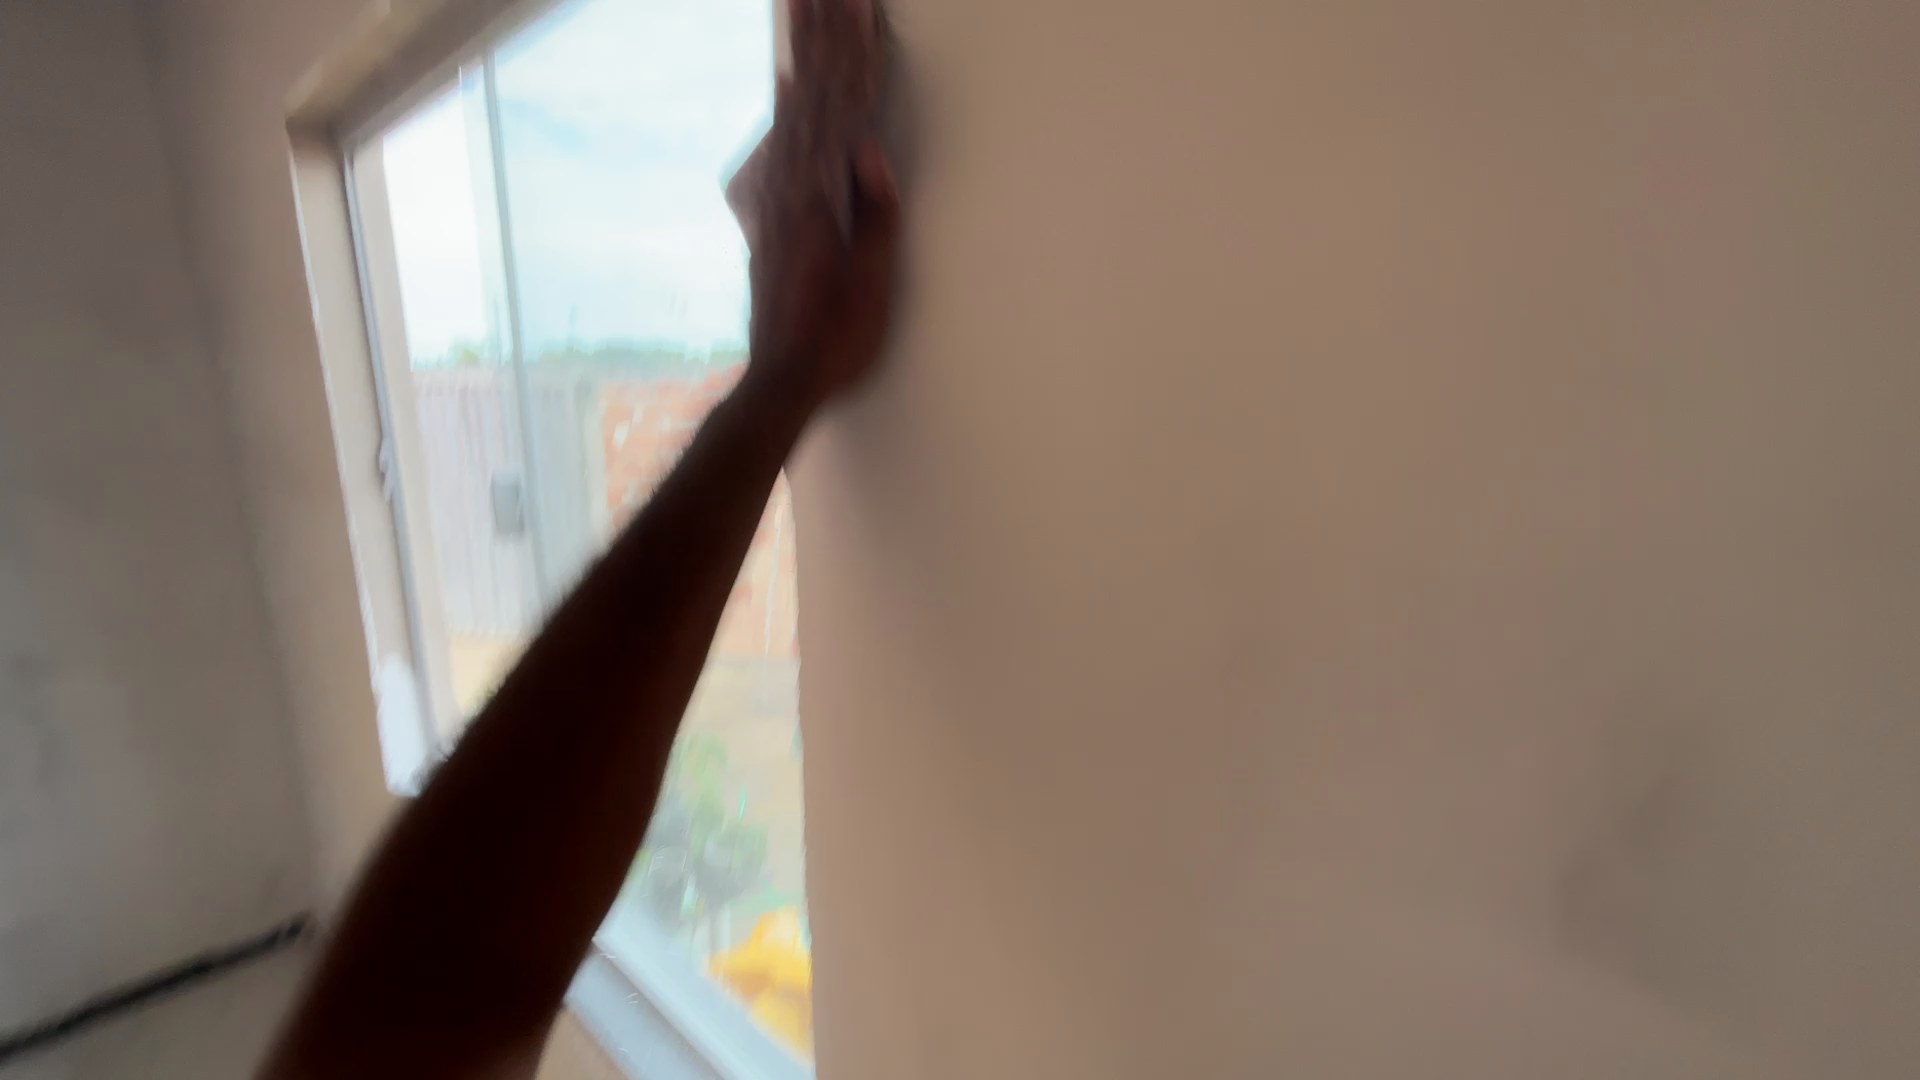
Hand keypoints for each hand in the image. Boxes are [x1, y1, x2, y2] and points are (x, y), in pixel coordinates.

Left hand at [734, 0, 899, 408]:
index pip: (842, 117)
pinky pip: (777, 151)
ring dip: (800, 63)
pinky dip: (786, 112)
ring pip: (789, 119)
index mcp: (820, 206)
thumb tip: (869, 153)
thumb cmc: (834, 341)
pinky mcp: (767, 223)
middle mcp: (790, 195)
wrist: (781, 377)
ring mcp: (774, 206)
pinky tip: (784, 94)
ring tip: (802, 15)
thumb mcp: (870, 289)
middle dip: (821, 41)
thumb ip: (872, 220)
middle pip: (809, 103)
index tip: (858, 8)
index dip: (853, 61)